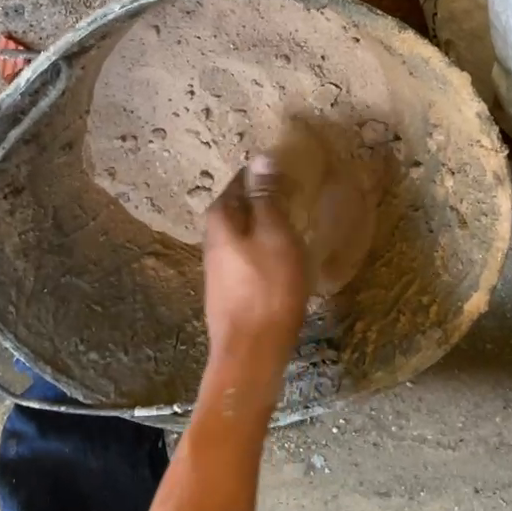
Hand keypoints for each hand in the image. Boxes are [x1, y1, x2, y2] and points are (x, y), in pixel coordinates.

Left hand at [202, 154, 307, 383]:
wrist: (250, 352)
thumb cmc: (268, 288)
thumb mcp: (274, 235)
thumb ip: (267, 197)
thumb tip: (262, 158)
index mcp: (220, 218)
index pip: (241, 180)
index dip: (265, 173)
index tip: (292, 171)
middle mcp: (212, 237)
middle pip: (239, 206)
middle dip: (265, 200)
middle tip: (299, 196)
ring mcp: (218, 265)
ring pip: (244, 233)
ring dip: (266, 227)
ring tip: (297, 225)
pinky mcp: (229, 288)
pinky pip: (248, 256)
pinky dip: (265, 249)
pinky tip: (284, 259)